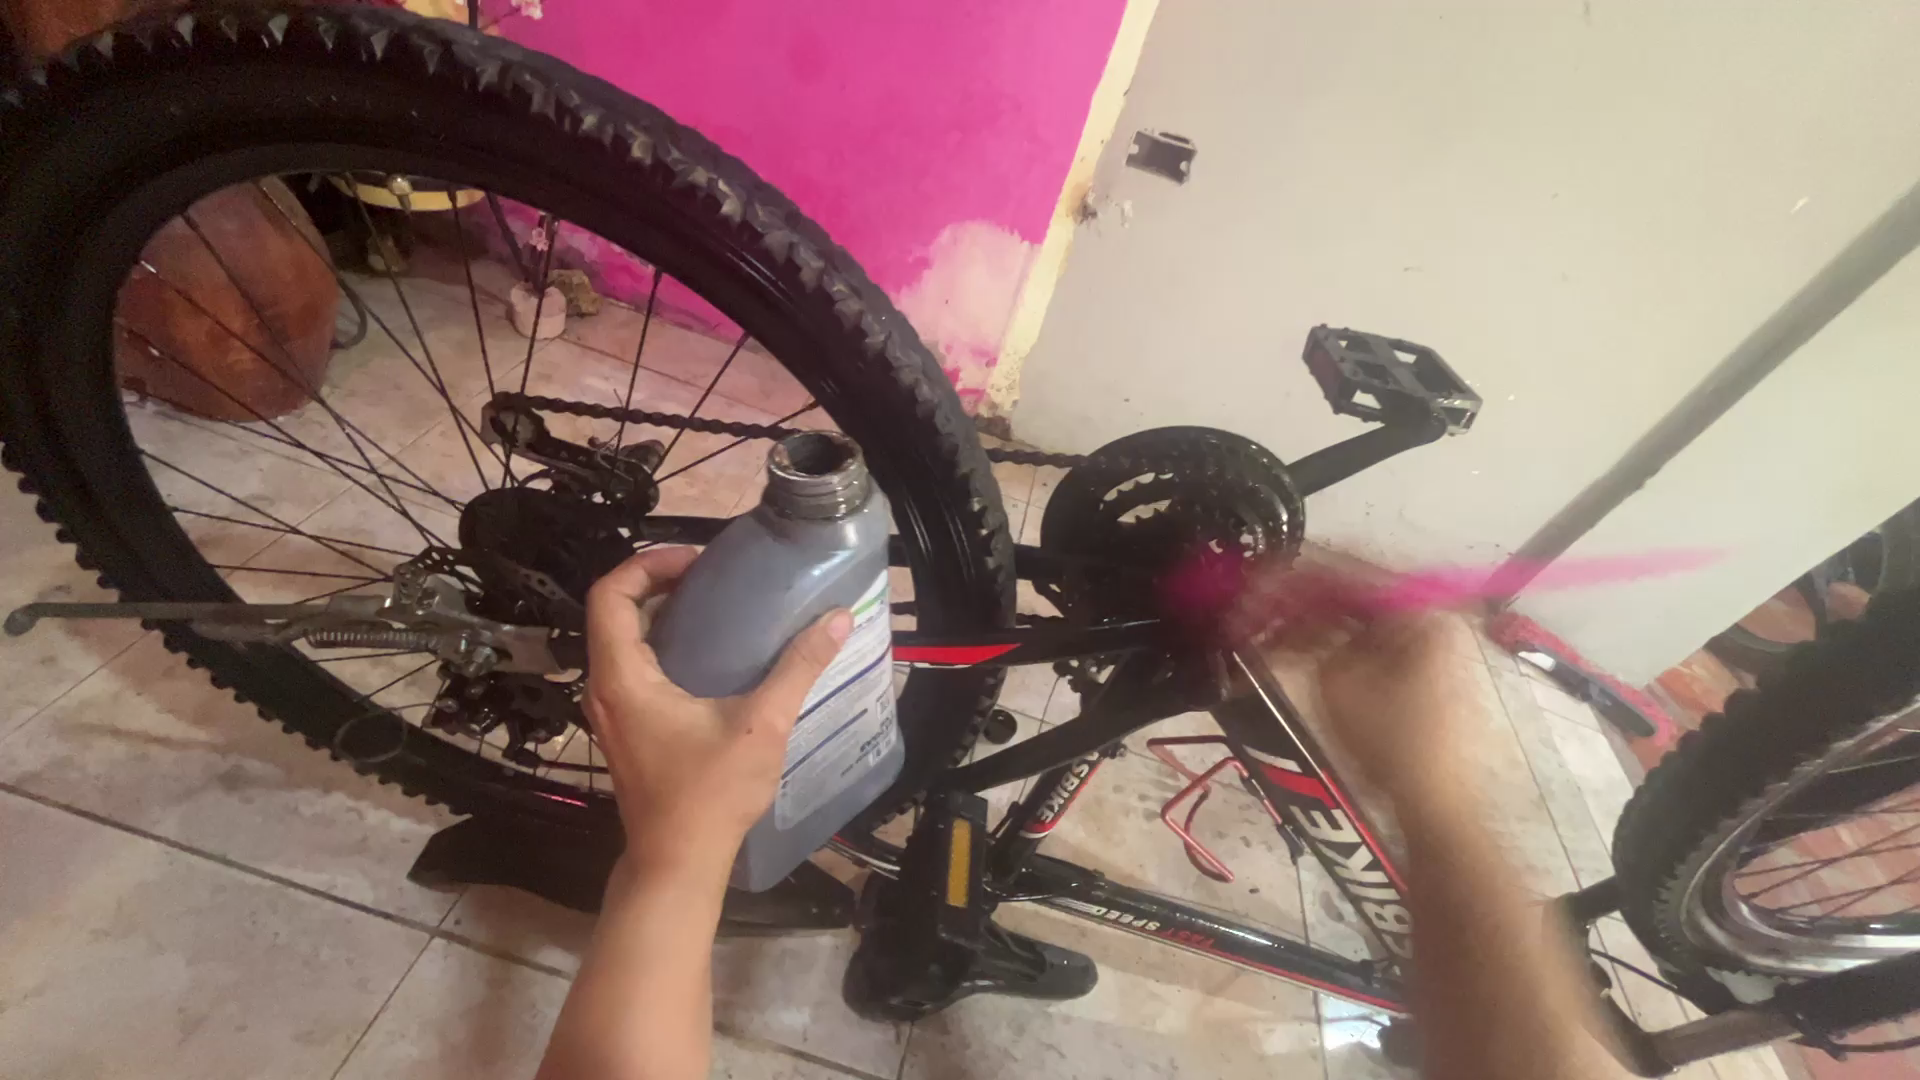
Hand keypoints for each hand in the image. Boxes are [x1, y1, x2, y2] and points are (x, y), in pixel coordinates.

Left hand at [582, 547, 851, 878]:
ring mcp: (614, 711)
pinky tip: (711, 654)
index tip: (698, 561)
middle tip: (713, 575)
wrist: (677, 864)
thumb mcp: (762, 724)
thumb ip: (799, 668)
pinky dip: (663, 643)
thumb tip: (838, 619)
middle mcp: (606, 689)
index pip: (609, 595)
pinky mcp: (628, 728)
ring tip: (716, 604)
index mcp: (623, 678)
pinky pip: (635, 666)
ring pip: (623, 640)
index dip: (647, 564)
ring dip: (661, 613)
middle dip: (659, 581)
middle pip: (614, 612)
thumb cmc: (710, 794)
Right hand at [1237, 563, 1471, 798]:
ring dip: (1303, 621)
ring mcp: (1424, 643)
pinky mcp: (1413, 667)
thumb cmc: (1389, 737)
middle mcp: (1428, 616)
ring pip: (1350, 617)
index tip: (1251, 577)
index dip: (1292, 574)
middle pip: (1348, 592)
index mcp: (1420, 609)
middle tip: (1246, 604)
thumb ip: (1302, 625)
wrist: (1433, 802)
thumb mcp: (1335, 675)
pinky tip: (1285, 649)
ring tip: (1258, 629)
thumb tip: (1265, 590)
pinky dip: (1323, 642)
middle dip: (1293, 598)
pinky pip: (1360, 640)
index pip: (1346, 570)